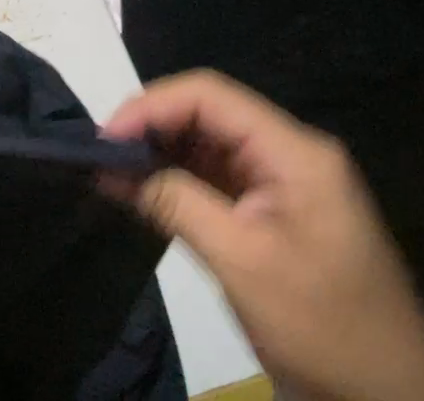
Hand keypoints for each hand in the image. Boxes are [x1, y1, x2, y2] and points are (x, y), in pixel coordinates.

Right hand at [101, 71, 423, 400]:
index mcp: (295, 153)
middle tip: (100, 157)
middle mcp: (289, 154)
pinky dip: (175, 179)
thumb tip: (110, 167)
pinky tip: (139, 191)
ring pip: (206, 143)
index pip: (210, 96)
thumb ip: (176, 201)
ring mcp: (282, 183)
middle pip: (207, 113)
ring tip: (109, 173)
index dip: (151, 106)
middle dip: (150, 127)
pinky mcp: (272, 211)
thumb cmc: (323, 327)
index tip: (104, 139)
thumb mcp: (241, 262)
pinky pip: (215, 176)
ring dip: (158, 153)